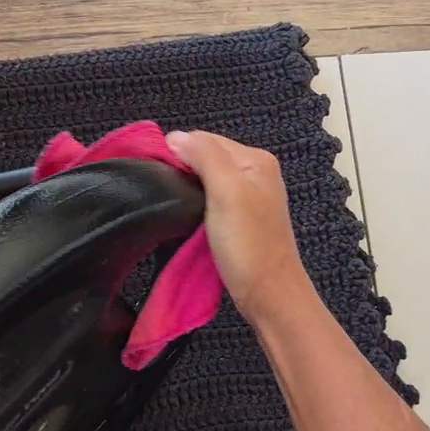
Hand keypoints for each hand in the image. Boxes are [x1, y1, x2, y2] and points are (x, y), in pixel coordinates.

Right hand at [166, 130, 315, 319]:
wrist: (269, 294)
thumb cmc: (247, 243)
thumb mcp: (226, 191)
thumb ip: (204, 157)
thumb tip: (175, 136)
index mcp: (255, 158)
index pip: (205, 139)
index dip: (179, 152)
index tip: (160, 176)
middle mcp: (256, 171)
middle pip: (207, 156)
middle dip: (184, 169)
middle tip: (166, 192)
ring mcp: (250, 195)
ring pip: (207, 178)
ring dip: (189, 188)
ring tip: (176, 206)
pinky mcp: (242, 218)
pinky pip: (212, 198)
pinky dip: (198, 204)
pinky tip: (190, 217)